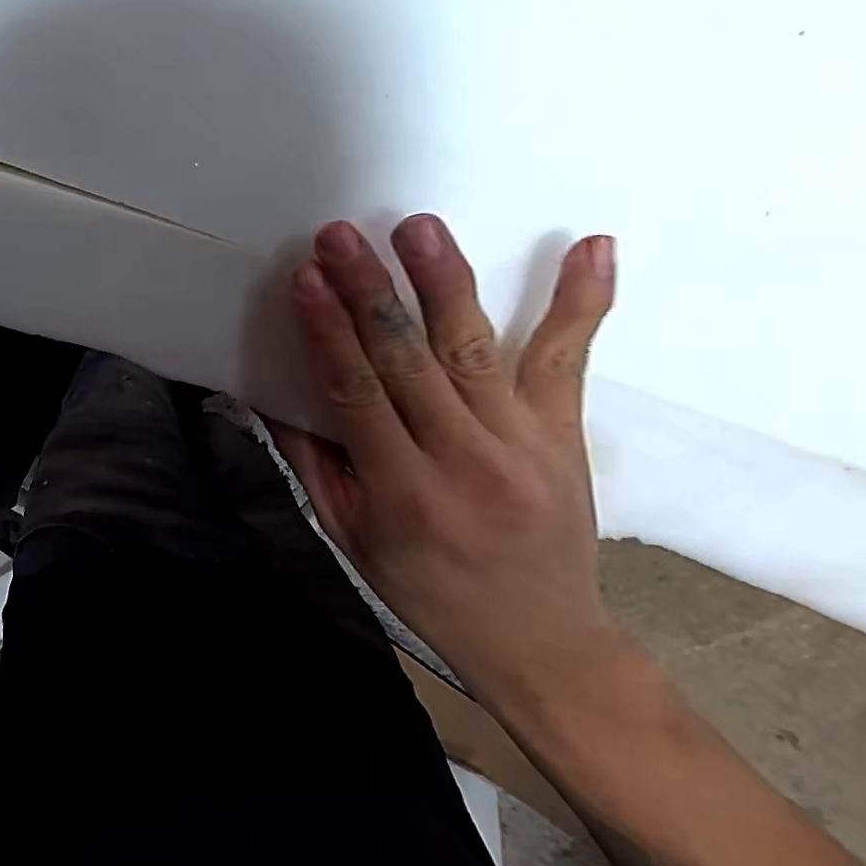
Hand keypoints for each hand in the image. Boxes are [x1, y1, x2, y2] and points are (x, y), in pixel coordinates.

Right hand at [274, 215, 618, 708]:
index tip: (304, 279)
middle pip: (410, 360)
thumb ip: (313, 462)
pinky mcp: (564, 432)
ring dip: (444, 281)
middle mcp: (467, 459)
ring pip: (475, 347)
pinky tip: (590, 247)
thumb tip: (274, 396)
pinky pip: (569, 360)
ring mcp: (525, 442)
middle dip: (370, 291)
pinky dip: (582, 302)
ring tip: (420, 228)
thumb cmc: (426, 588)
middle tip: (342, 236)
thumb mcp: (350, 537)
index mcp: (404, 491)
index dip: (327, 332)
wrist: (540, 638)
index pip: (356, 394)